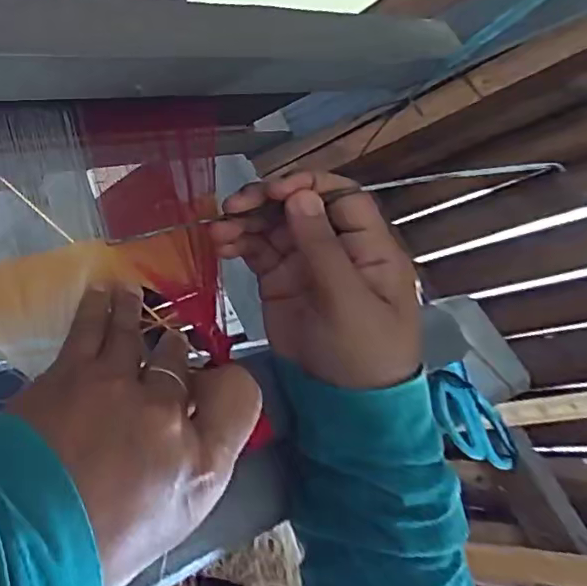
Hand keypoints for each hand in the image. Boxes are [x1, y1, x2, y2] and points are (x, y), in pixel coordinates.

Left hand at [10, 285, 261, 585]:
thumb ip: (189, 465)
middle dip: (174, 347)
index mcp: (201, 461)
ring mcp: (113, 383)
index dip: (227, 382)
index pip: (239, 396)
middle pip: (178, 360)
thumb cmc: (102, 543)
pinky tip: (98, 293)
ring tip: (131, 292)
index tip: (208, 380)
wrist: (26, 529)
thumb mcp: (171, 518)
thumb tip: (186, 428)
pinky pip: (89, 327)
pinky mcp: (68, 370)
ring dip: (133, 310)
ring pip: (132, 333)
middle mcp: (164, 412)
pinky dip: (97, 306)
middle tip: (168, 337)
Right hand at [207, 171, 420, 390]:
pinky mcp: (276, 278)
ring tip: (219, 231)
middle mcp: (334, 246)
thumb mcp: (348, 299)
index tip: (273, 191)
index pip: (340, 197)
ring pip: (270, 224)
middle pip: (297, 205)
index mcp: (367, 247)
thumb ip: (323, 247)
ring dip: (243, 221)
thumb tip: (299, 195)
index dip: (306, 185)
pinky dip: (235, 241)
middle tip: (233, 207)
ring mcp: (303, 262)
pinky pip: (254, 248)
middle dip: (264, 201)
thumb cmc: (362, 351)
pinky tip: (220, 244)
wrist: (343, 400)